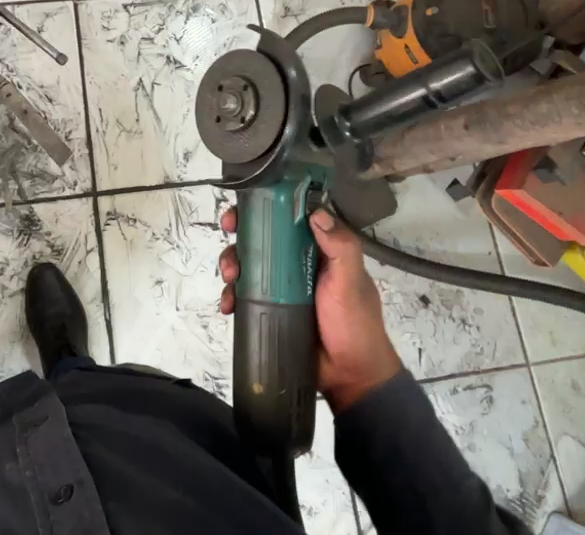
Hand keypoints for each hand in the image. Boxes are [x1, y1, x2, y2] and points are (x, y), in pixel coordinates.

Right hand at [218, 205, 403, 411]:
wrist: (350, 376)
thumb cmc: (355, 323)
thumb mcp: (351, 281)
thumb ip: (341, 247)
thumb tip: (316, 213)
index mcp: (316, 248)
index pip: (286, 218)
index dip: (262, 208)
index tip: (243, 210)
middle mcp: (295, 262)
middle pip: (260, 238)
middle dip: (239, 237)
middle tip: (229, 239)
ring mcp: (280, 287)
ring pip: (247, 265)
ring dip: (232, 266)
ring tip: (230, 279)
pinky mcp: (270, 310)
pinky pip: (244, 296)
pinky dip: (231, 297)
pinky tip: (228, 306)